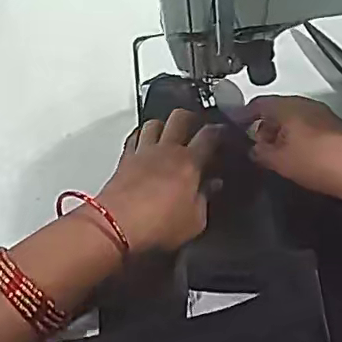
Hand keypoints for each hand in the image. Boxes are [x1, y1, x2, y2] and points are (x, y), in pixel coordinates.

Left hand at [95, 108, 224, 253]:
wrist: (117, 225)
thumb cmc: (158, 224)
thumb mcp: (195, 221)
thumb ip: (205, 199)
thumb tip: (211, 186)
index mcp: (189, 161)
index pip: (209, 135)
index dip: (220, 131)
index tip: (224, 134)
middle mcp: (166, 149)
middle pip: (180, 116)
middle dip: (191, 119)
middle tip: (197, 129)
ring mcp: (143, 151)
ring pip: (154, 122)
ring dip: (164, 125)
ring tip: (170, 135)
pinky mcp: (125, 159)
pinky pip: (135, 137)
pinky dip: (142, 136)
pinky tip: (145, 145)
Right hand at [243, 95, 341, 208]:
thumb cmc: (323, 162)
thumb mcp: (277, 161)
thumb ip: (259, 153)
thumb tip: (254, 150)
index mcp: (288, 106)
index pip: (258, 103)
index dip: (244, 114)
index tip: (236, 123)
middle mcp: (307, 106)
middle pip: (277, 111)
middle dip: (263, 127)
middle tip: (255, 146)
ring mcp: (324, 117)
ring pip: (294, 122)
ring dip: (282, 136)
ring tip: (276, 158)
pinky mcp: (337, 132)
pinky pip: (310, 132)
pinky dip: (300, 142)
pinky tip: (299, 162)